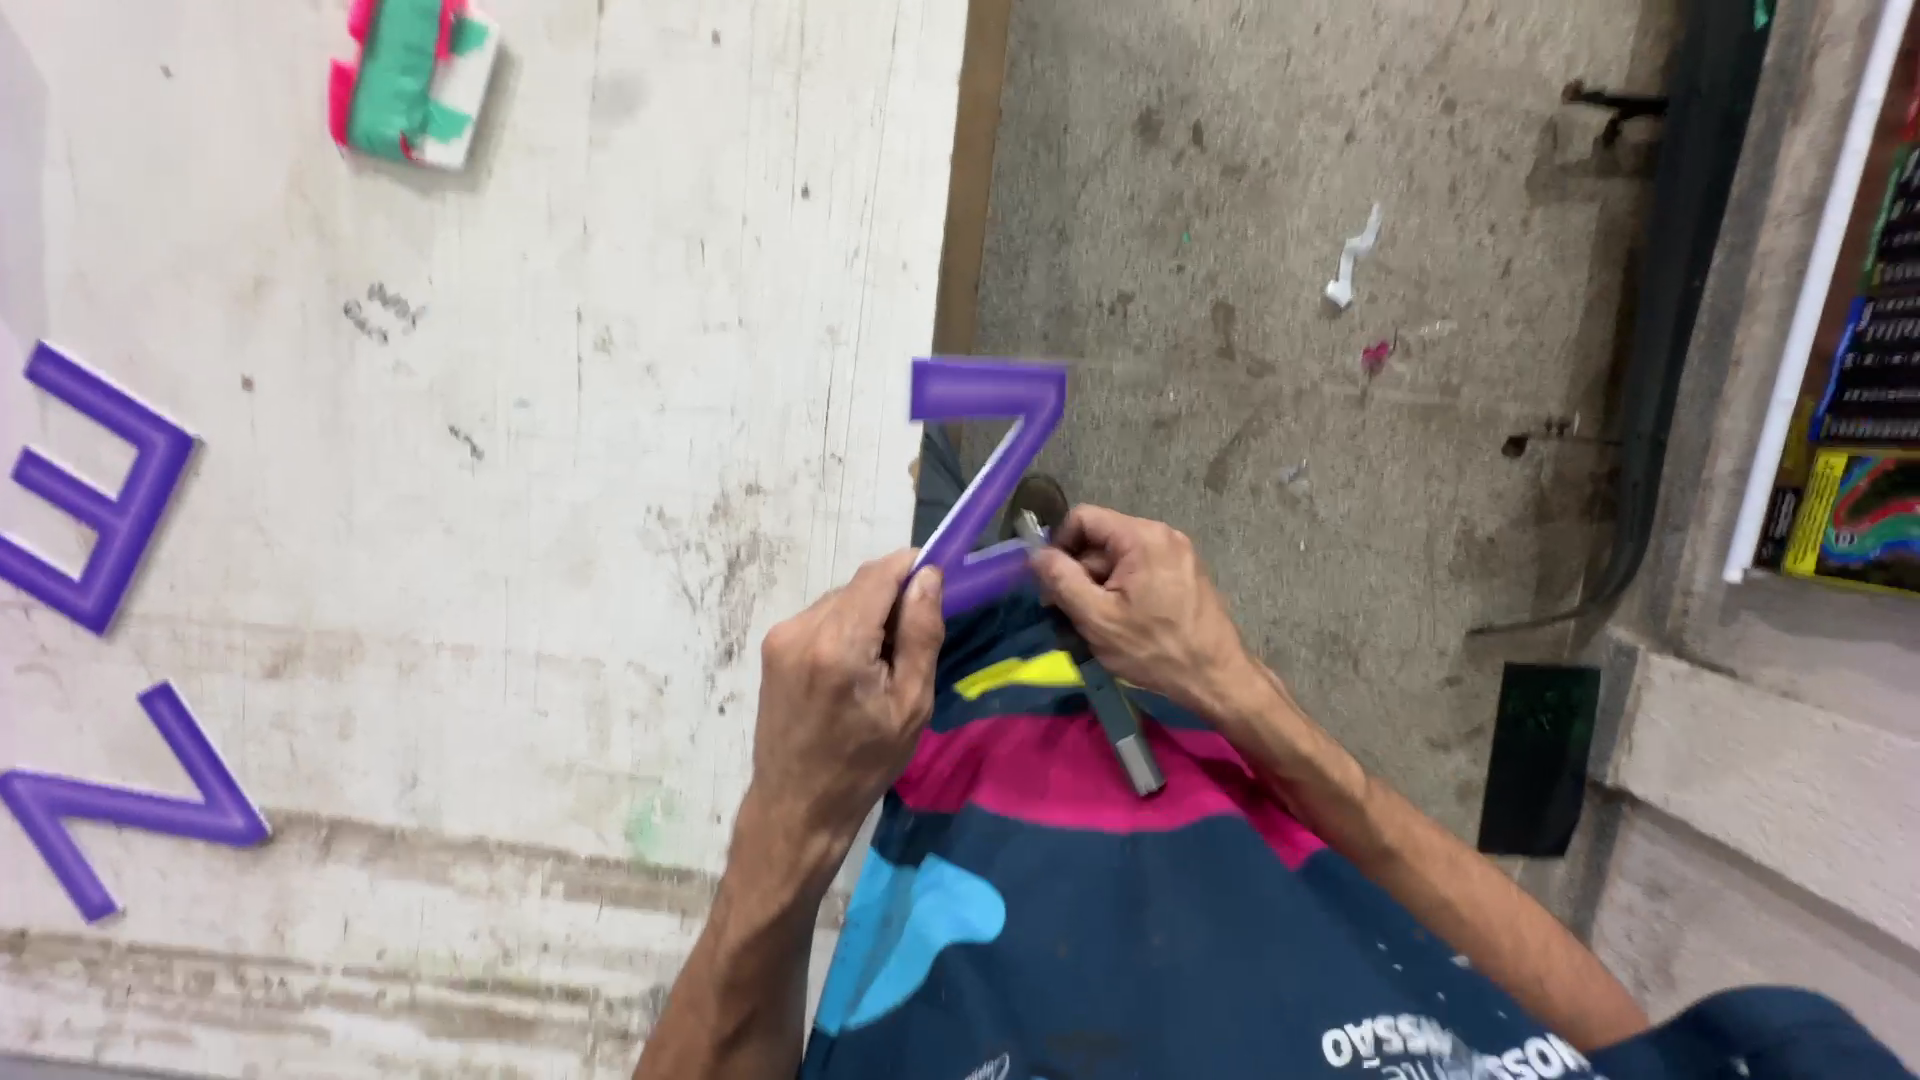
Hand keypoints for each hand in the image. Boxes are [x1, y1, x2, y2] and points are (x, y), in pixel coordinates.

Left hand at [740, 551, 944, 886]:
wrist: (796, 805)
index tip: (938, 578)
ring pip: (841, 599)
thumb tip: (928, 577)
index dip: (911, 566)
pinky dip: (846, 627)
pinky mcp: (773, 646)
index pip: (878, 574)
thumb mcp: (911, 705)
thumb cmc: (864, 763)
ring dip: (868, 613)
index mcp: (839, 645)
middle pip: (860, 585)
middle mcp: (802, 629)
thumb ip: (921, 634)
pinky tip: (853, 667)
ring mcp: (781, 636)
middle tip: (914, 640)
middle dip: (893, 597)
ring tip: (881, 663)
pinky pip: (821, 616)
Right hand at [1029, 505, 1259, 718]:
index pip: (1083, 517)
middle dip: (1080, 571)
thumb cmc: (1154, 649)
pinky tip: (1122, 622)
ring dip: (1099, 585)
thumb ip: (1061, 580)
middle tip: (1069, 611)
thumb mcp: (1096, 617)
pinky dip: (1122, 589)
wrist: (1215, 678)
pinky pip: (1140, 569)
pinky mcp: (1185, 572)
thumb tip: (1037, 555)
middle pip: (1101, 539)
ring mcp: (1178, 552)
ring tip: (1097, 623)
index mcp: (1141, 536)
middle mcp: (1162, 534)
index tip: (1053, 582)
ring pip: (1119, 557)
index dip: (1059, 545)